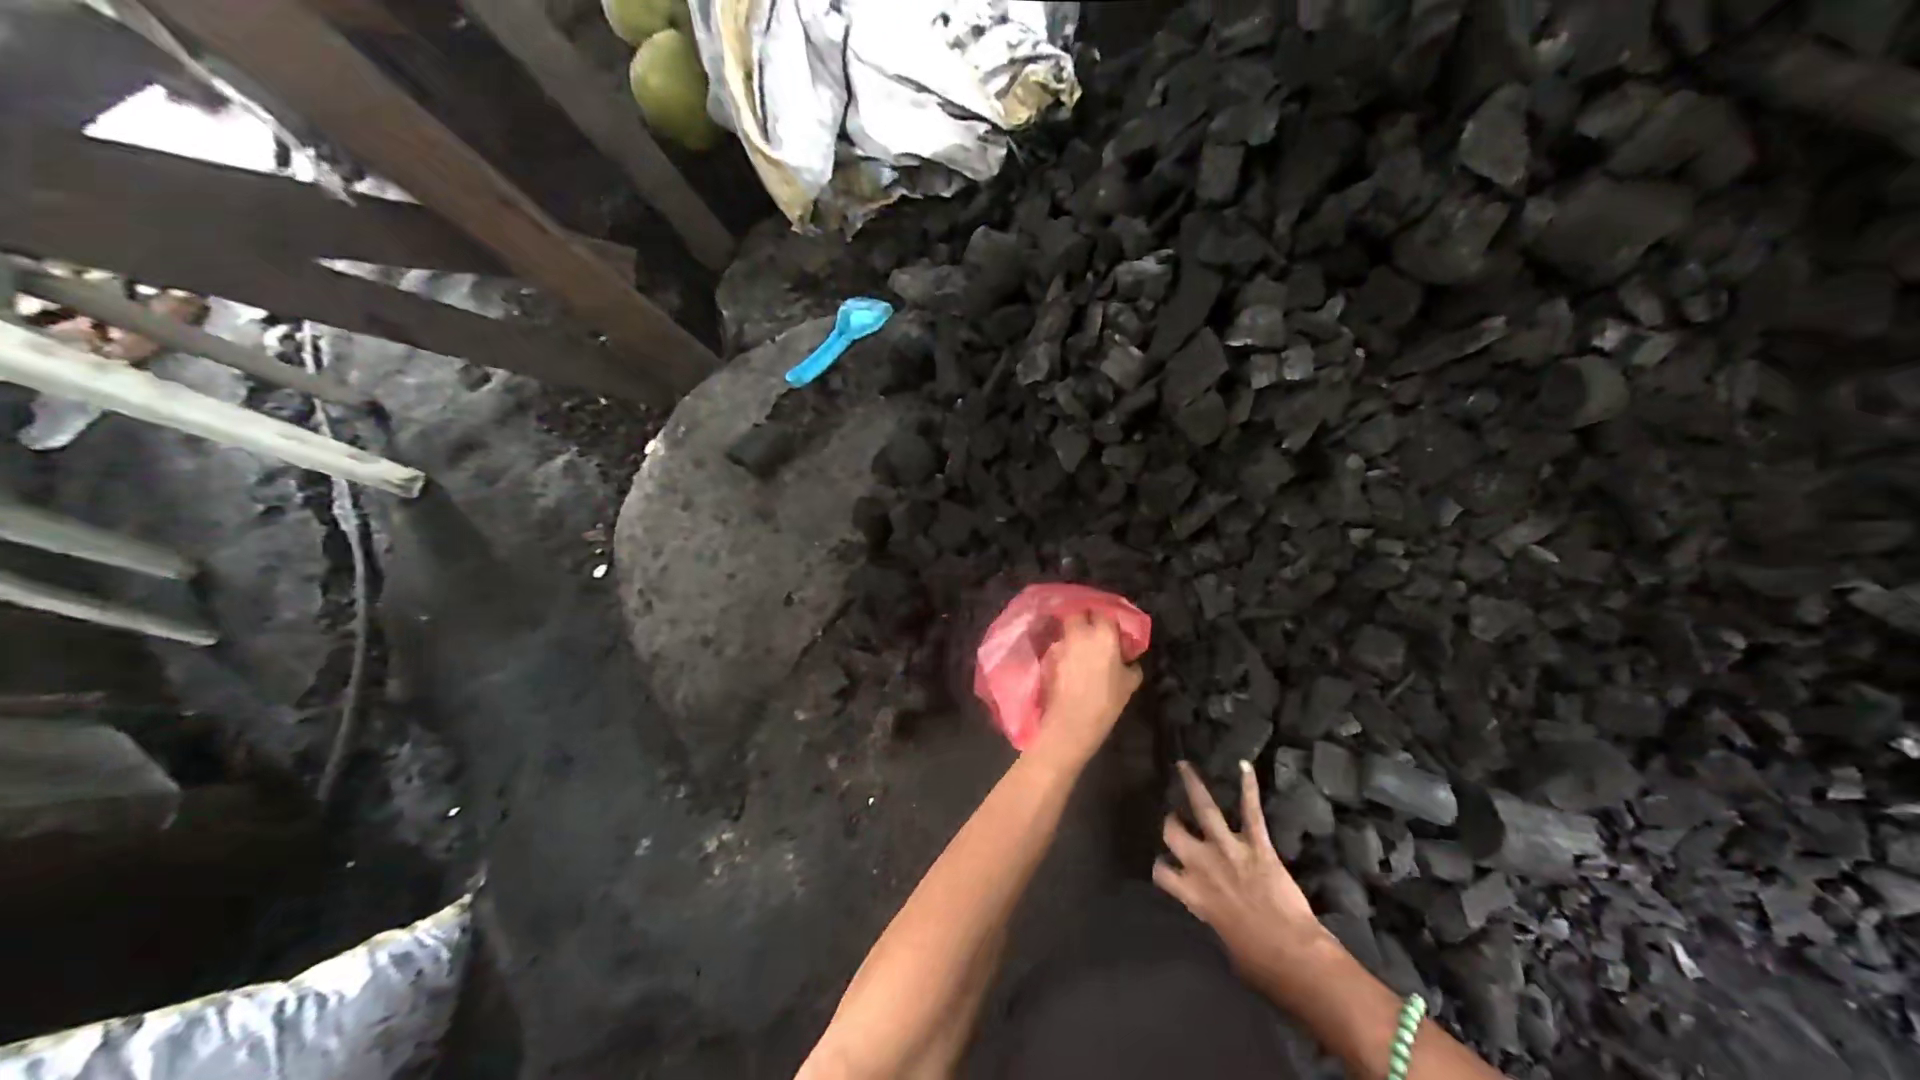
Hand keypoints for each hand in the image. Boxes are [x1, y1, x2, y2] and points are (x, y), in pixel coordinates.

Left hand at [1025, 612, 1142, 769]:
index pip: (1104, 613)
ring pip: (1066, 629)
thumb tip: (1127, 657)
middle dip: (1085, 618)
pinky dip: (1063, 650)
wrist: (1072, 721)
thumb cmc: (1107, 701)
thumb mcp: (1131, 682)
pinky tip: (1068, 663)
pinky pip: (1058, 646)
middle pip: (1078, 613)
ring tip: (1079, 649)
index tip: (1112, 629)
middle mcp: (1080, 632)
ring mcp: (1060, 643)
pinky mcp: (1047, 656)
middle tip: (1093, 632)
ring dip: (1073, 634)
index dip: (1108, 620)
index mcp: (1104, 634)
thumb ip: (1131, 663)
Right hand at [1153, 760, 1340, 1007]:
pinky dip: (1248, 786)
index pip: (1161, 872)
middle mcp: (1202, 865)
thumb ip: (1212, 918)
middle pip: (1173, 832)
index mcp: (1191, 894)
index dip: (1161, 866)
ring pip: (1204, 810)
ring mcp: (1230, 851)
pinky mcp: (1258, 846)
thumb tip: (1217, 917)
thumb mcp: (1223, 944)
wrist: (1293, 955)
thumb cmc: (1258, 963)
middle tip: (1172, 814)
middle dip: (1170, 822)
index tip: (1164, 864)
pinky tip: (1245, 765)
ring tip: (1185, 767)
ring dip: (1193, 785)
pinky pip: (1251, 811)